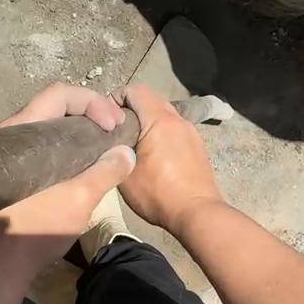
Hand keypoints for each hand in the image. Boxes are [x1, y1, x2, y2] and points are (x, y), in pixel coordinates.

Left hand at [0, 84, 134, 274]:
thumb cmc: (35, 230)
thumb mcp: (80, 199)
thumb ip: (106, 172)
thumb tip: (126, 153)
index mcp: (23, 131)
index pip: (61, 94)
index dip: (93, 102)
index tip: (114, 127)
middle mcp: (12, 134)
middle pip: (56, 106)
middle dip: (91, 114)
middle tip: (114, 133)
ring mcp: (10, 154)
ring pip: (51, 127)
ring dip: (81, 133)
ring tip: (104, 148)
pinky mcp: (12, 172)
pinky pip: (45, 145)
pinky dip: (68, 147)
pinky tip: (84, 166)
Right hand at [115, 84, 224, 233]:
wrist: (196, 213)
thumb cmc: (158, 194)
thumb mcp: (126, 174)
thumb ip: (115, 150)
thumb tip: (112, 141)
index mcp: (159, 120)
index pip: (135, 90)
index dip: (116, 98)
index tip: (106, 119)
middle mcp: (178, 119)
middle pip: (150, 100)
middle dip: (131, 111)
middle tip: (116, 132)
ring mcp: (191, 132)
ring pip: (164, 115)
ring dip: (148, 123)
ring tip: (134, 145)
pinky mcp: (198, 146)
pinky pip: (175, 130)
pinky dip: (162, 134)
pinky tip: (154, 155)